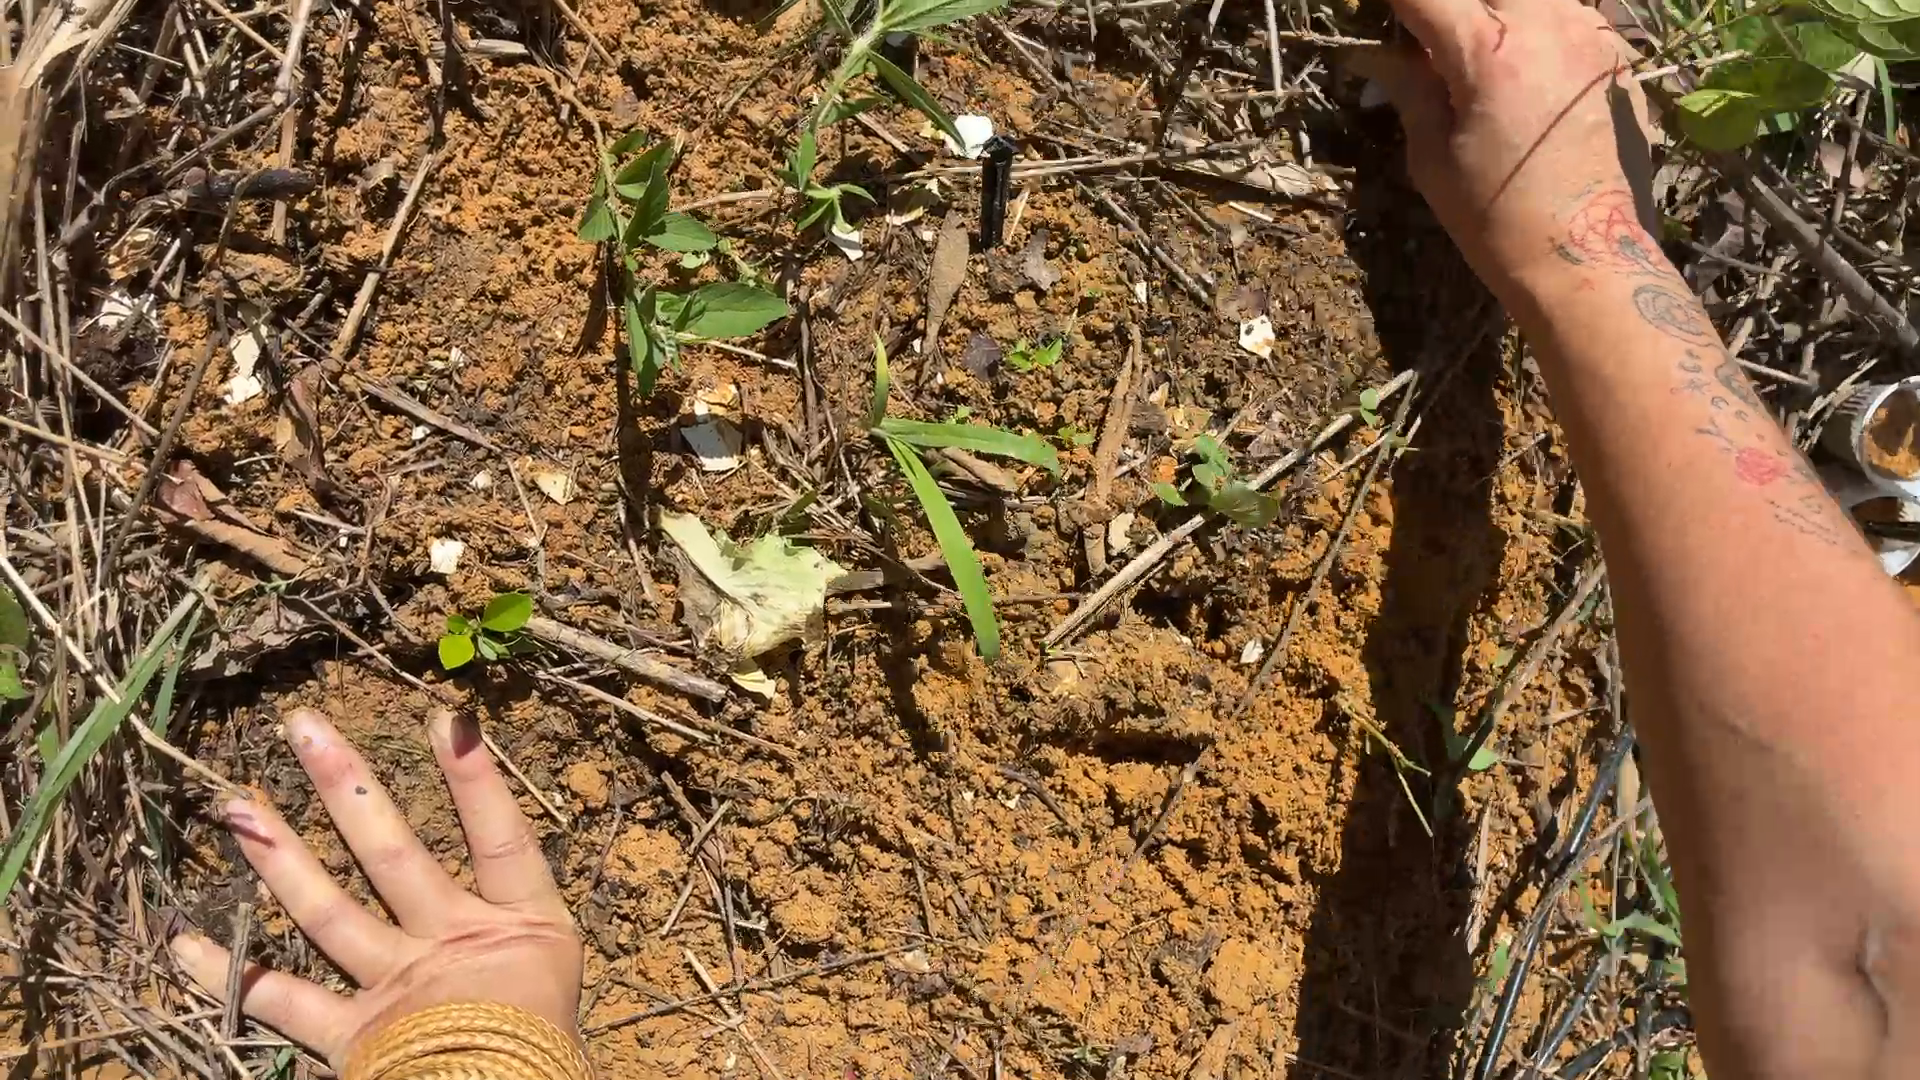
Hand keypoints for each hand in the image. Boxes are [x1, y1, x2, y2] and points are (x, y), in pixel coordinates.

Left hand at [170, 708, 582, 1067]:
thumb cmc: (544, 1026)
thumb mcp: (558, 957)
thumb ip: (519, 891)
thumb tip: (494, 817)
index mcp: (521, 918)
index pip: (500, 833)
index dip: (477, 778)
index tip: (449, 717)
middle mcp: (453, 938)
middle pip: (394, 854)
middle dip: (349, 789)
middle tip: (305, 728)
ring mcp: (396, 985)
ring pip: (329, 913)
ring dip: (280, 857)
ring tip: (236, 805)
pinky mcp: (350, 1036)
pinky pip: (283, 1003)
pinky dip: (232, 973)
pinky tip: (181, 941)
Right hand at [1351, 0, 1658, 304]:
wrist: (1580, 244)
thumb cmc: (1490, 214)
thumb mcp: (1431, 160)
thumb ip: (1411, 93)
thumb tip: (1381, 57)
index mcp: (1488, 53)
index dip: (1396, 3)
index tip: (1376, 13)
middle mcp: (1546, 20)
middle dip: (1444, 10)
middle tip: (1420, 47)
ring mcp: (1590, 26)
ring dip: (1489, 17)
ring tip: (1467, 67)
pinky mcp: (1616, 44)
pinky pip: (1564, 11)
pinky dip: (1529, 27)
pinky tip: (1514, 71)